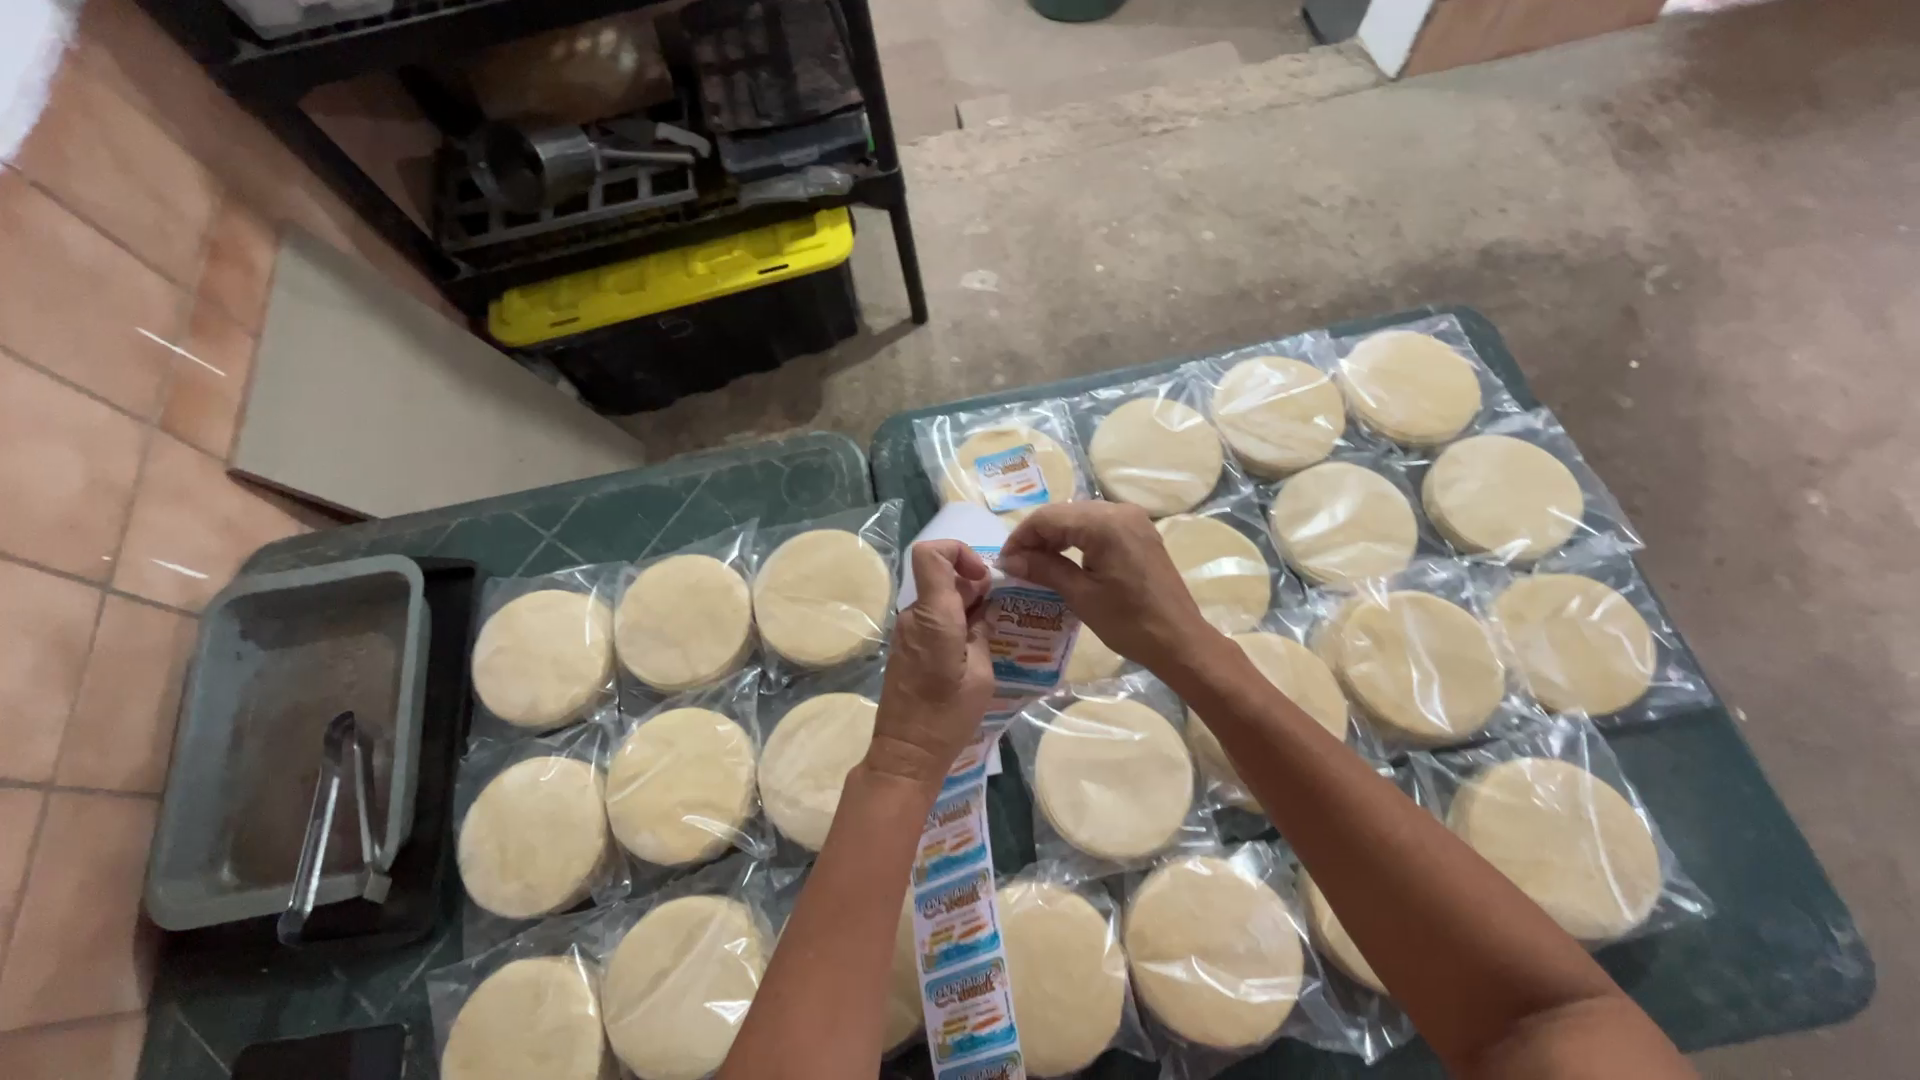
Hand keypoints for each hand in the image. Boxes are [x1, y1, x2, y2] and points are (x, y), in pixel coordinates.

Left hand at [869, 540, 996, 787]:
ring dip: (964, 604)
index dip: (958, 551)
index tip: (983, 577)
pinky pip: (931, 618)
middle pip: (940, 575)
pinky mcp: (905, 647)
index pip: (931, 554)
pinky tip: (973, 647)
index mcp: (934, 617)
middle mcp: (914, 616)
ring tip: (990, 631)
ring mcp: (906, 631)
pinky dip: (953, 621)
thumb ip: (982, 633)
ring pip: (937, 597)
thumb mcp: (981, 675)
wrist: (906, 752)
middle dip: (972, 583)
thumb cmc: (947, 716)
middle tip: (998, 610)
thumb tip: (984, 610)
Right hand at [998, 502, 1221, 673]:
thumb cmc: (1129, 622)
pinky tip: (1064, 562)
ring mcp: (1134, 520)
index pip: (1048, 517)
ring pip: (1080, 518)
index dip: (1021, 537)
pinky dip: (1077, 540)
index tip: (1004, 563)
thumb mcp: (1081, 596)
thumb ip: (1044, 569)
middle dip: (1037, 537)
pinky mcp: (1140, 533)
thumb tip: (1010, 560)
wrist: (1179, 641)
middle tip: (1017, 565)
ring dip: (1056, 538)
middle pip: (1064, 513)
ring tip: (1036, 566)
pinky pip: (1099, 527)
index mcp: (1105, 523)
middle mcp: (1120, 511)